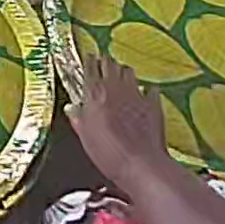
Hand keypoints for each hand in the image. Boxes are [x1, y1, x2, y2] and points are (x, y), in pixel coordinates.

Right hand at [68, 55, 174, 191]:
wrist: (142, 165)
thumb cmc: (110, 153)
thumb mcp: (86, 137)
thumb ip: (78, 119)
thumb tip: (71, 109)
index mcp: (95, 92)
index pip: (90, 65)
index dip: (88, 60)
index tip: (88, 58)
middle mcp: (115, 87)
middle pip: (110, 62)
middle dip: (105, 62)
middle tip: (102, 65)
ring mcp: (135, 93)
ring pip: (129, 70)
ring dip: (124, 72)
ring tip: (121, 78)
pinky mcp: (153, 104)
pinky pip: (150, 89)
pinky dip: (146, 90)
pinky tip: (145, 95)